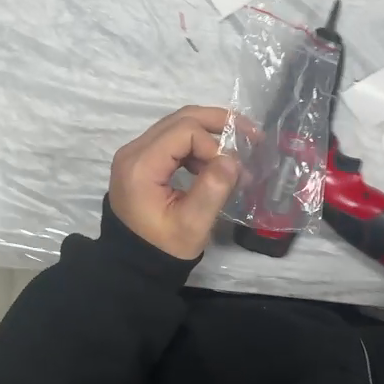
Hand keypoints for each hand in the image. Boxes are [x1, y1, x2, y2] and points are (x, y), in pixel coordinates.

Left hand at [108, 106, 240, 259]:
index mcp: (141, 165)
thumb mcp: (192, 225)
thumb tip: (232, 160)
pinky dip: (196, 145)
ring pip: (177, 125)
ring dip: (208, 134)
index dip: (214, 145)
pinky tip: (211, 165)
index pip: (185, 131)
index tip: (231, 171)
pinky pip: (172, 140)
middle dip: (218, 123)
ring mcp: (135, 154)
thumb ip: (212, 189)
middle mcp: (134, 151)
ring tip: (234, 153)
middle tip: (251, 134)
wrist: (133, 264)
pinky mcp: (141, 161)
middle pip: (181, 119)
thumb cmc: (163, 247)